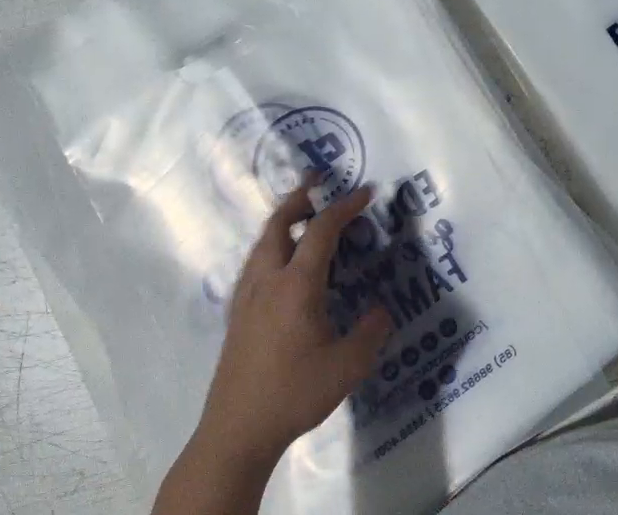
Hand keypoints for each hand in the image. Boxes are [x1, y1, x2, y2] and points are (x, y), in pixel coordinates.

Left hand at [195, 183, 393, 463]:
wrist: (236, 433)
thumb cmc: (295, 393)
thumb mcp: (349, 365)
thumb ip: (372, 331)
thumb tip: (381, 309)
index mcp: (296, 286)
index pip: (322, 230)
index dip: (345, 207)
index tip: (367, 192)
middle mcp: (266, 282)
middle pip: (278, 224)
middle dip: (299, 198)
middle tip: (320, 183)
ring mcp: (246, 299)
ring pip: (261, 243)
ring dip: (283, 221)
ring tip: (304, 217)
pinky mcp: (237, 317)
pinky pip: (254, 265)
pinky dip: (272, 247)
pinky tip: (284, 264)